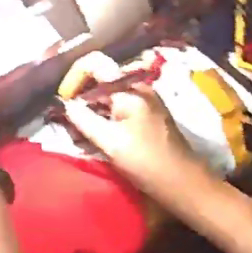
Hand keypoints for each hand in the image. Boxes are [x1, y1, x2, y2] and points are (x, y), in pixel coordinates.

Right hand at [59, 57, 212, 204]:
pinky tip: (94, 131)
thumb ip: (83, 119)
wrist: (188, 187)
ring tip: (77, 126)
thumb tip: (64, 103)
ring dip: (90, 105)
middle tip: (65, 115)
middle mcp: (138, 87)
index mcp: (130, 89)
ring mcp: (144, 99)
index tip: (63, 100)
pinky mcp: (146, 113)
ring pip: (107, 92)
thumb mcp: (110, 142)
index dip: (73, 79)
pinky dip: (102, 113)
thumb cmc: (149, 164)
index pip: (93, 65)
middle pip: (99, 77)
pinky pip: (117, 103)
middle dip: (79, 94)